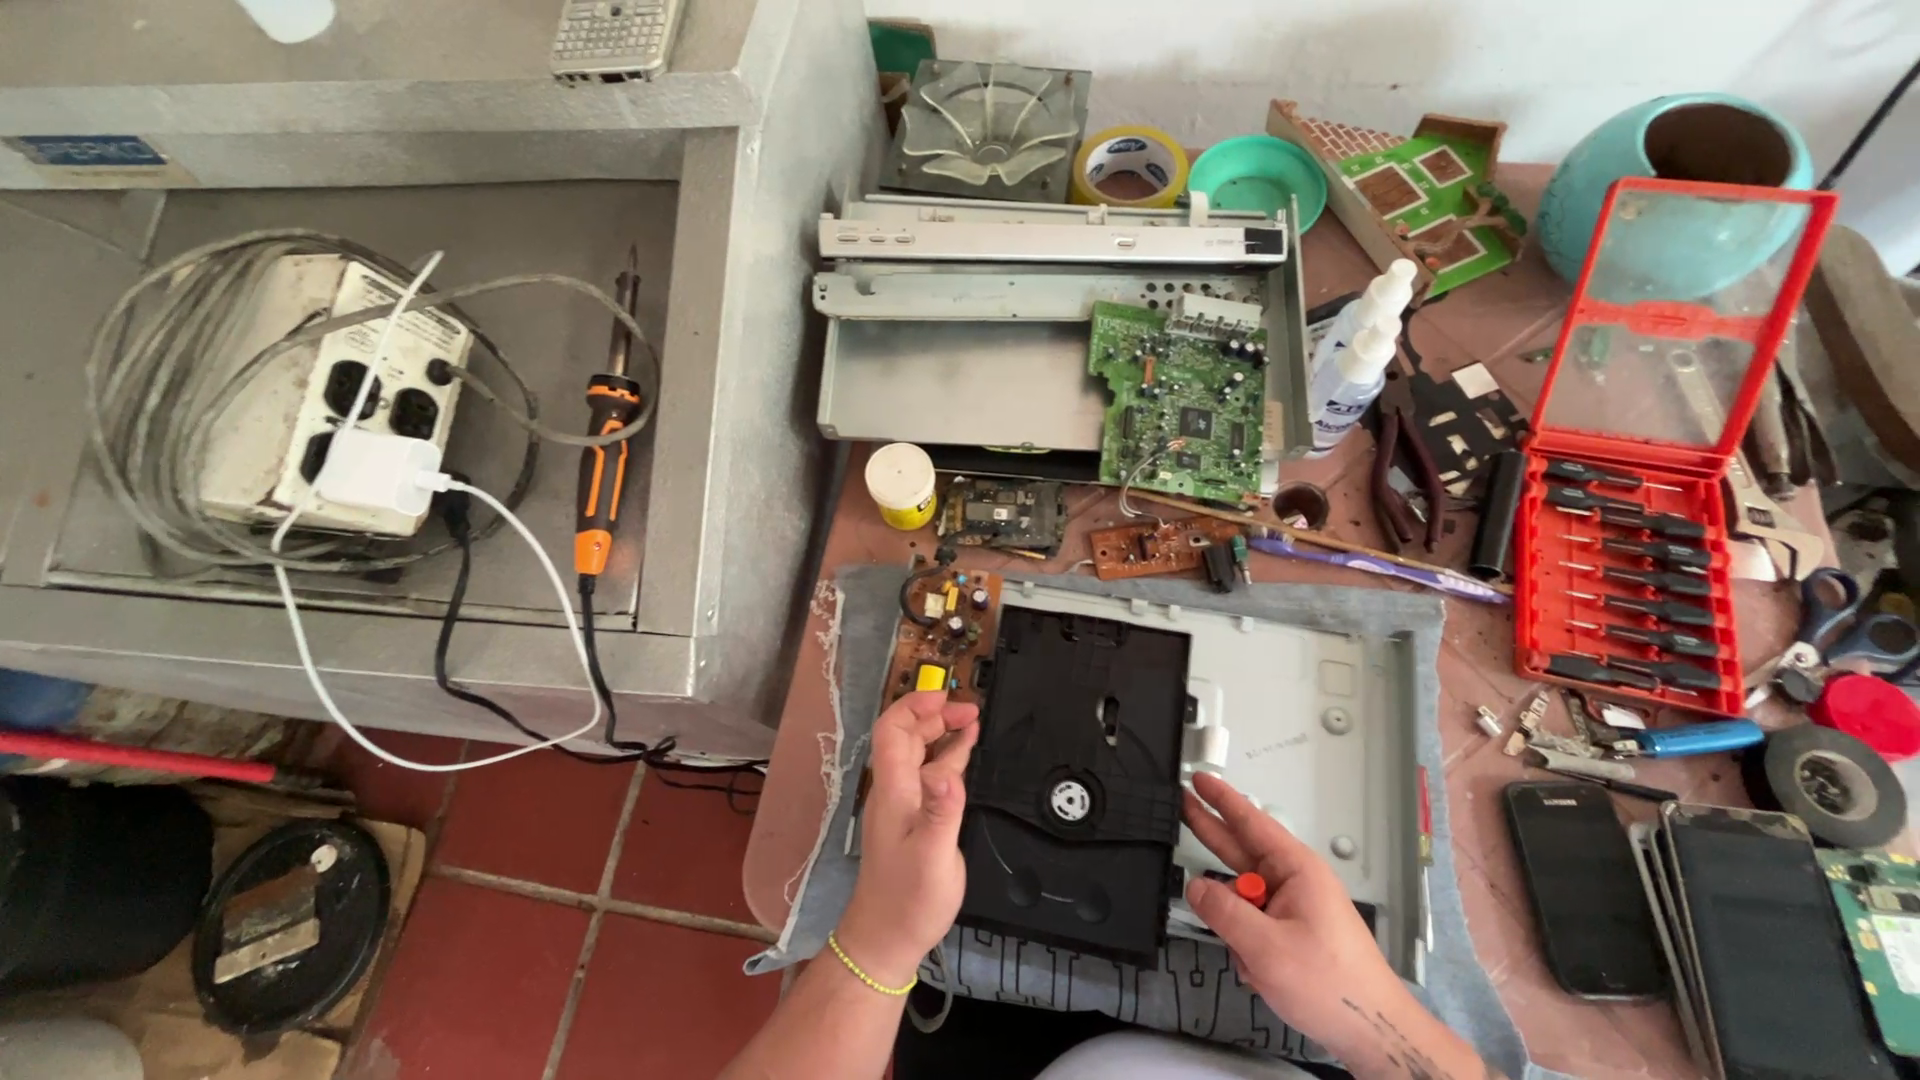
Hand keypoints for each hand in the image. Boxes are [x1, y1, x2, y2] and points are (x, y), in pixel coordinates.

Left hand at [836, 691, 979, 988]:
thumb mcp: (932, 855)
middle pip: (906, 735)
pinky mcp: (914, 818)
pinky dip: (948, 756)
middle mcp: (894, 789)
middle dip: (935, 714)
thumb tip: (947, 770)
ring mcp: (903, 803)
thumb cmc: (908, 899)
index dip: (915, 706)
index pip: (892, 730)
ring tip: (972, 720)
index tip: (947, 698)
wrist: (886, 938)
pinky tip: (966, 751)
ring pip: (918, 753)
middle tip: (971, 709)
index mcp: (894, 790)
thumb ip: (941, 811)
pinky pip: (929, 774)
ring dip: (941, 731)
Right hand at [1182, 772, 1416, 1057]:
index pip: (1251, 822)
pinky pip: (1252, 923)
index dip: (1221, 799)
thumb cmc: (1330, 984)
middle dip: (1212, 834)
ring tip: (1244, 953)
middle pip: (1241, 849)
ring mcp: (1292, 907)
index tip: (1198, 778)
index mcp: (1296, 869)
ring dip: (1235, 926)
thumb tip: (1196, 888)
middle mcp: (1294, 881)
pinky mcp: (1291, 931)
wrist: (1371, 1033)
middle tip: (1180, 805)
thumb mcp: (1266, 947)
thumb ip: (1223, 911)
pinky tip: (1256, 972)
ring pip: (1243, 897)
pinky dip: (1246, 944)